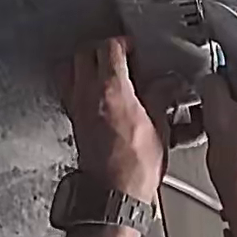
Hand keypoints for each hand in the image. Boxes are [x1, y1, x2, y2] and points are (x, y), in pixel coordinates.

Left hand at [58, 36, 166, 202]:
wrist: (115, 194)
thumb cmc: (135, 167)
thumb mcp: (160, 126)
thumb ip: (162, 97)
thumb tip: (168, 84)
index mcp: (111, 89)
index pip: (110, 47)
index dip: (123, 42)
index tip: (134, 48)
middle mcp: (88, 94)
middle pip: (85, 53)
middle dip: (102, 48)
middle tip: (119, 54)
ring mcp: (77, 108)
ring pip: (69, 69)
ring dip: (83, 63)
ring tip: (101, 68)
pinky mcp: (74, 122)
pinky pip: (69, 91)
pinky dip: (78, 85)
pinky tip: (95, 93)